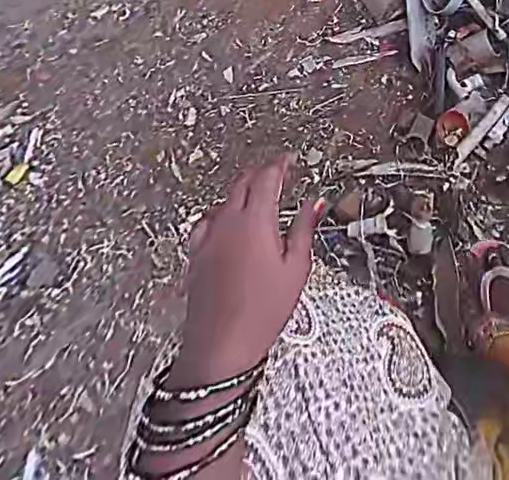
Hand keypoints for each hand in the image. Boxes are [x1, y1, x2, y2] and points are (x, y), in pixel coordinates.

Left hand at [170, 156, 320, 386]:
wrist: (221, 347)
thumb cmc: (261, 313)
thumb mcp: (296, 269)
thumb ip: (303, 229)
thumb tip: (312, 205)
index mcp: (256, 221)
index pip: (267, 177)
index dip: (280, 165)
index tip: (289, 160)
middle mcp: (229, 222)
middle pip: (244, 182)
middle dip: (262, 174)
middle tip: (278, 176)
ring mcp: (209, 236)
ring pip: (226, 199)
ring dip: (243, 192)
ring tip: (258, 200)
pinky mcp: (197, 253)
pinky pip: (208, 221)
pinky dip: (222, 214)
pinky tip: (227, 224)